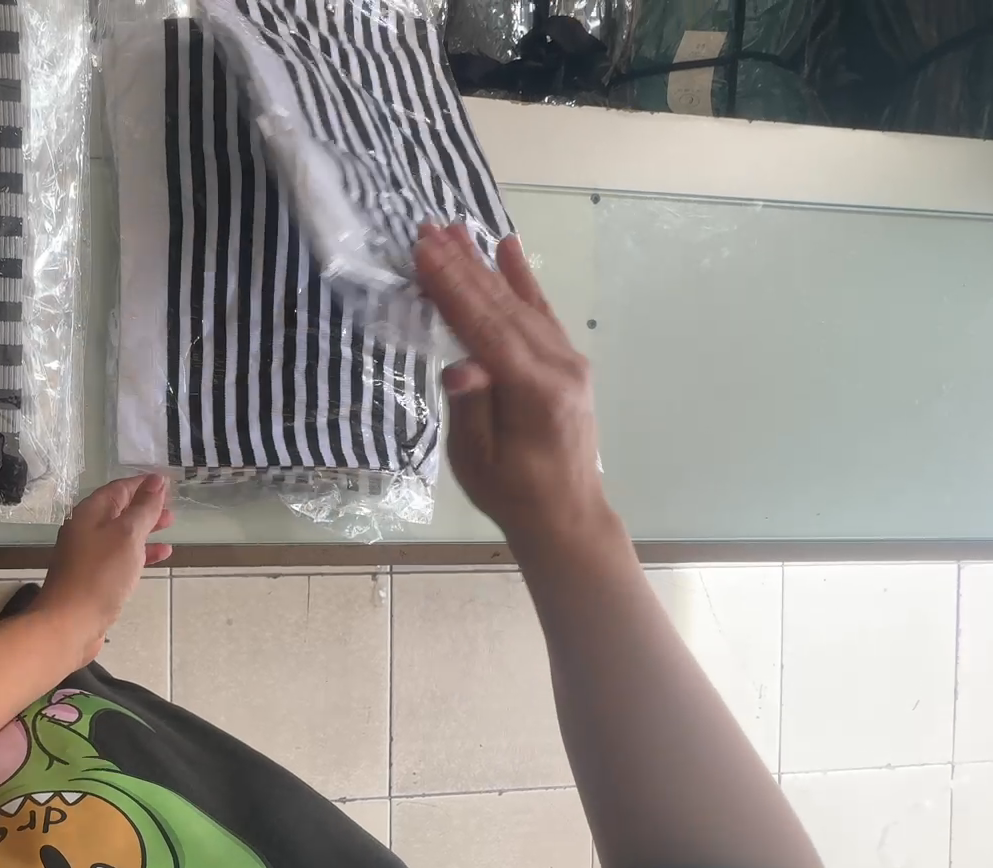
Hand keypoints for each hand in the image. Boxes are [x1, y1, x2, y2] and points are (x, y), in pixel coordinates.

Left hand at [29, 474, 173, 664]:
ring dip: (146, 528)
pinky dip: (140, 552)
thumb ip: (144, 508)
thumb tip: (156, 480)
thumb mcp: (127, 535)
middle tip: (172, 506)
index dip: (143, 484)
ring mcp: (88, 555)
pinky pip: (121, 556)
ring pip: (121, 534)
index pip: (119, 488)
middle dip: (145, 506)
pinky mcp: (94, 577)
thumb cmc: (100, 574)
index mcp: (90, 513)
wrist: (70, 623)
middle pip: (119, 510)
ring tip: (170, 526)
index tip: (167, 482)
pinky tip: (161, 555)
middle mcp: (86, 530)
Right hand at [415, 223, 612, 549]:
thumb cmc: (510, 493)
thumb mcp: (477, 460)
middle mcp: (559, 364)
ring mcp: (567, 359)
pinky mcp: (565, 361)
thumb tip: (457, 364)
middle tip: (430, 229)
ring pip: (521, 302)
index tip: (424, 253)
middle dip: (462, 265)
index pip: (485, 328)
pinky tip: (508, 251)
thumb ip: (471, 409)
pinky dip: (522, 280)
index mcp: (535, 390)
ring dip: (484, 265)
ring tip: (457, 230)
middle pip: (503, 305)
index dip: (452, 289)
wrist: (565, 513)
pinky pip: (540, 313)